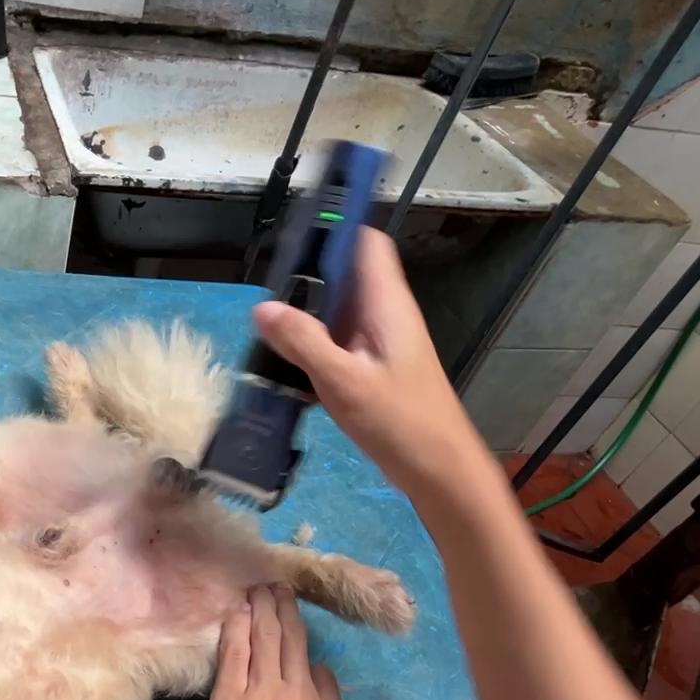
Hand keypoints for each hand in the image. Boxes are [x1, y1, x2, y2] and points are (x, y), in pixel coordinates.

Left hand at [188, 584, 349, 699]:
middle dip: (285, 610)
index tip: (295, 637)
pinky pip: (236, 651)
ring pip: (266, 638)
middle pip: (292, 643)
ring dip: (263, 608)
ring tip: (260, 586)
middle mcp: (300, 698)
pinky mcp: (228, 698)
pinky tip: (237, 609)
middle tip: (278, 586)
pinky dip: (238, 626)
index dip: (305, 653)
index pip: (320, 674)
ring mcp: (263, 694)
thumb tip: (322, 687)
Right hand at [251, 227, 482, 482]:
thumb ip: (303, 343)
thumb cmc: (400, 422)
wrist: (438, 470)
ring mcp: (376, 343)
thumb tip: (262, 308)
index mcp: (386, 304)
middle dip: (304, 279)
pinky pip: (334, 343)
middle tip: (264, 294)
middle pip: (343, 276)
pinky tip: (284, 366)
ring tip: (265, 329)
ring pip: (334, 312)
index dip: (333, 229)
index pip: (364, 243)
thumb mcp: (344, 382)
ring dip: (303, 317)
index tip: (291, 237)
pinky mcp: (369, 368)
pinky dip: (310, 347)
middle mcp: (382, 315)